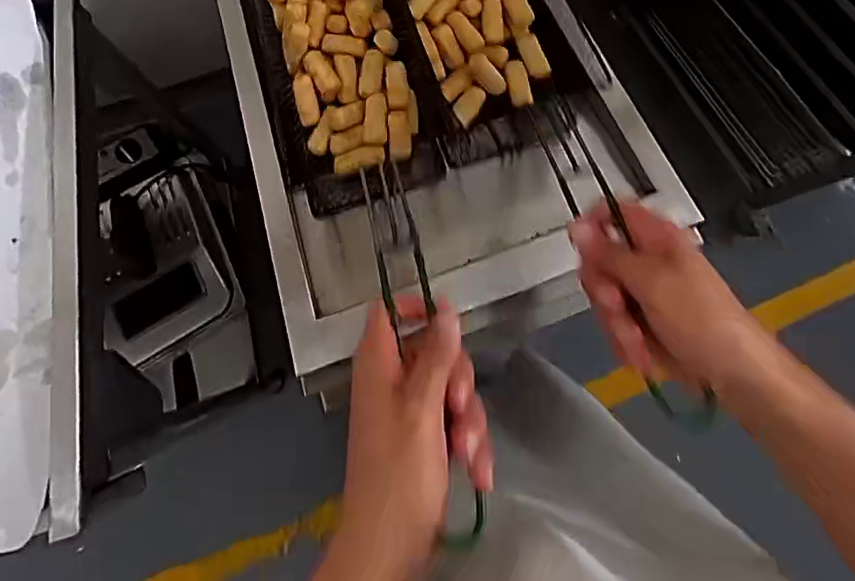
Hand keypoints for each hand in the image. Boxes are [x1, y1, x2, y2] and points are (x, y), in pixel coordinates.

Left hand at [318, 294, 492, 580]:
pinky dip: (468, 444)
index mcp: (378, 364)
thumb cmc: (398, 474)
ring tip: (468, 453)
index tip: (446, 324)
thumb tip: (445, 308)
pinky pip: (454, 422)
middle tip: (457, 407)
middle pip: (434, 351)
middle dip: (457, 381)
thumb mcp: (422, 408)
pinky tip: (476, 471)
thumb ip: (436, 355)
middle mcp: (391, 381)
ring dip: (468, 421)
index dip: (415, 308)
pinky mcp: (425, 439)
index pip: (388, 311)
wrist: (389, 547)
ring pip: (450, 389)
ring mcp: (409, 411)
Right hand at [570, 199, 788, 406]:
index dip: (592, 226)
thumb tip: (578, 227)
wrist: (735, 375)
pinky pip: (617, 321)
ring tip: (638, 338)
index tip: (585, 254)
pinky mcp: (647, 320)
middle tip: (618, 304)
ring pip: (606, 295)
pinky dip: (625, 339)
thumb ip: (608, 254)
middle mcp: (649, 259)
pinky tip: (642, 350)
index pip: (611, 211)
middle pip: (601, 259)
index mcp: (656, 237)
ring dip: (616, 322)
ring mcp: (648, 291)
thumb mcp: (649, 282)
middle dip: (605, 290)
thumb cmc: (704, 320)